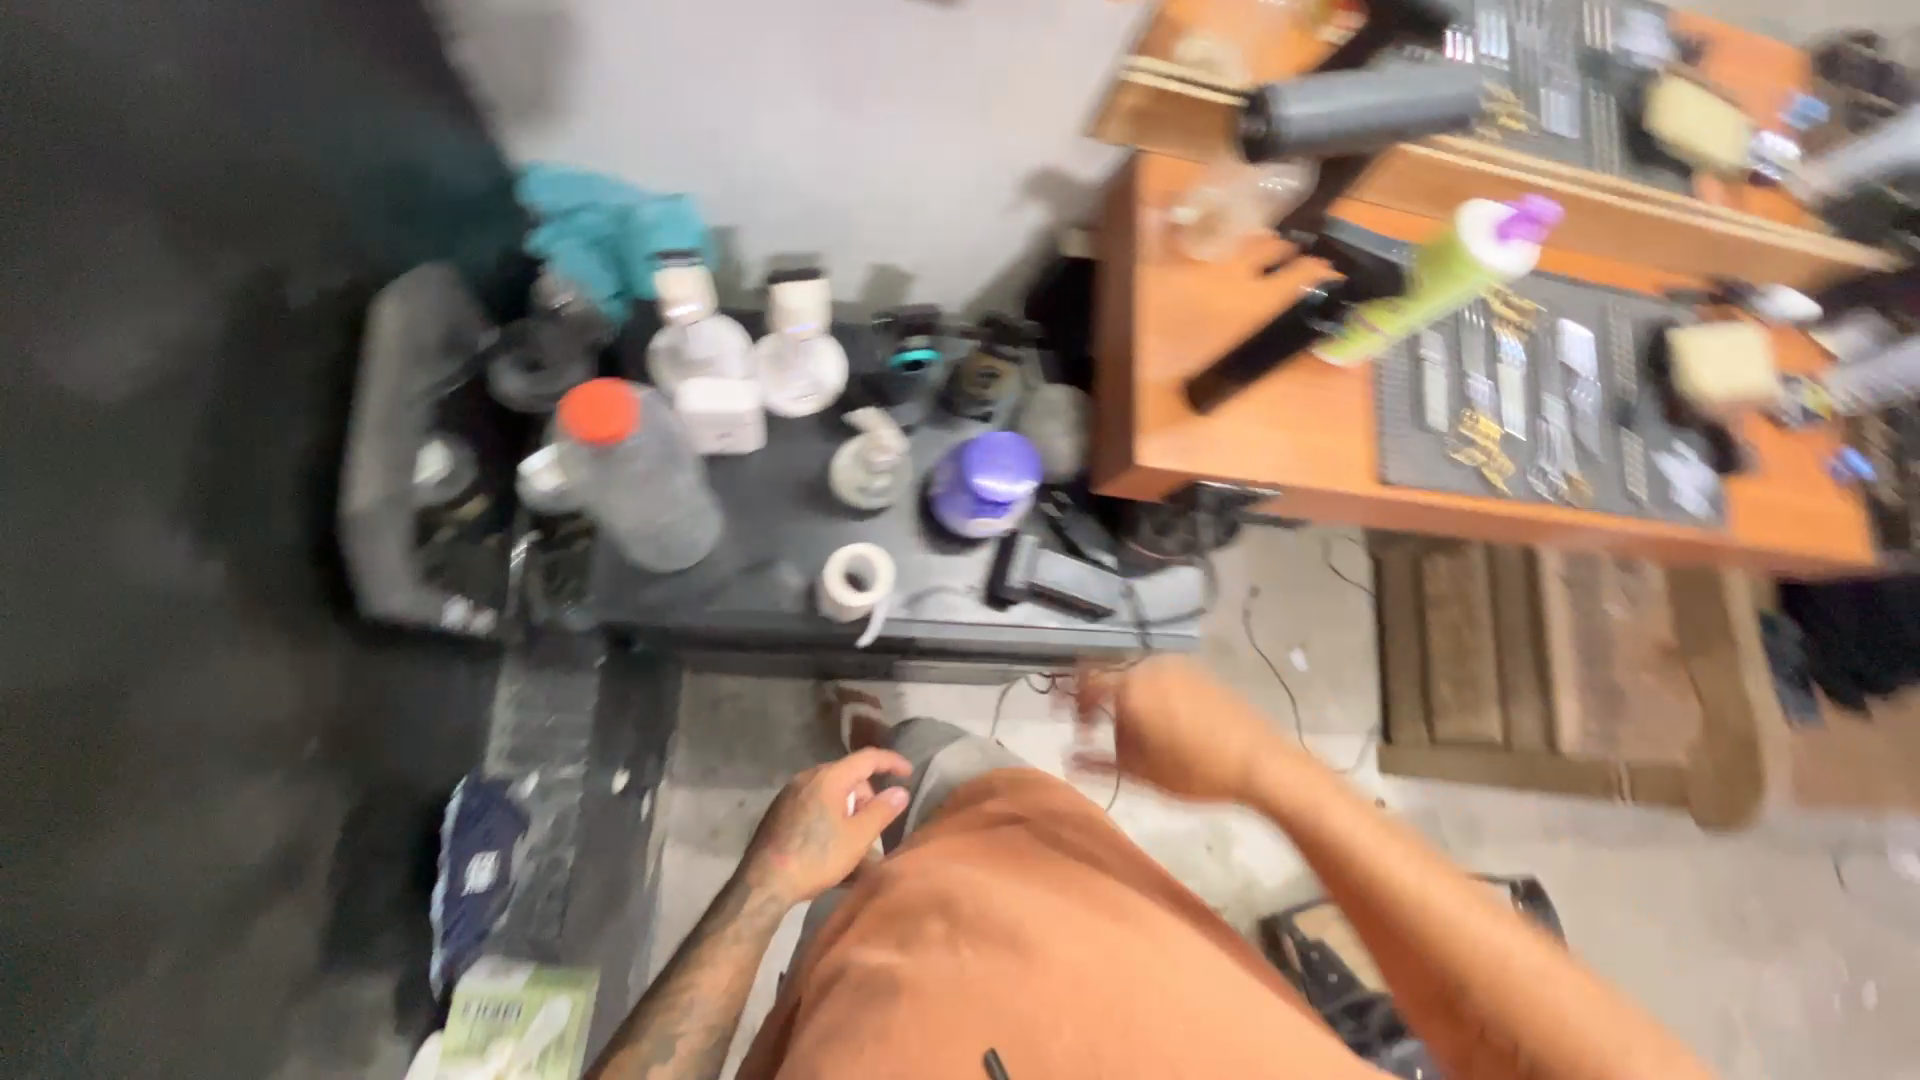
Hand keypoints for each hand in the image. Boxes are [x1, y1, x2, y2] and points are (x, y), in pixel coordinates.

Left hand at [741, 748, 912, 905]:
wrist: (763, 884)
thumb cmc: (816, 858)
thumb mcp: (857, 837)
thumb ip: (882, 810)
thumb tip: (900, 792)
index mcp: (829, 777)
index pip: (868, 757)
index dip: (892, 762)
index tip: (909, 773)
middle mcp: (808, 776)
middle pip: (848, 774)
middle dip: (867, 794)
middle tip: (874, 823)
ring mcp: (790, 792)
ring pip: (831, 788)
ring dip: (848, 805)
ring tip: (852, 837)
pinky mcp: (779, 809)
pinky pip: (814, 800)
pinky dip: (829, 811)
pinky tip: (829, 839)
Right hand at [1072, 656, 1283, 802]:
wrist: (1261, 762)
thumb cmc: (1194, 770)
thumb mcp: (1140, 772)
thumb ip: (1097, 761)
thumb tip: (1069, 757)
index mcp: (1130, 686)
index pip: (1086, 683)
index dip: (1075, 703)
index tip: (1079, 728)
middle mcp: (1151, 666)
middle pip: (1115, 681)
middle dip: (1108, 708)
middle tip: (1114, 739)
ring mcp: (1179, 666)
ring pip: (1142, 680)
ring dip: (1135, 703)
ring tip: (1145, 737)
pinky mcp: (1202, 673)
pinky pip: (1166, 680)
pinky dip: (1158, 698)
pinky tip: (1172, 726)